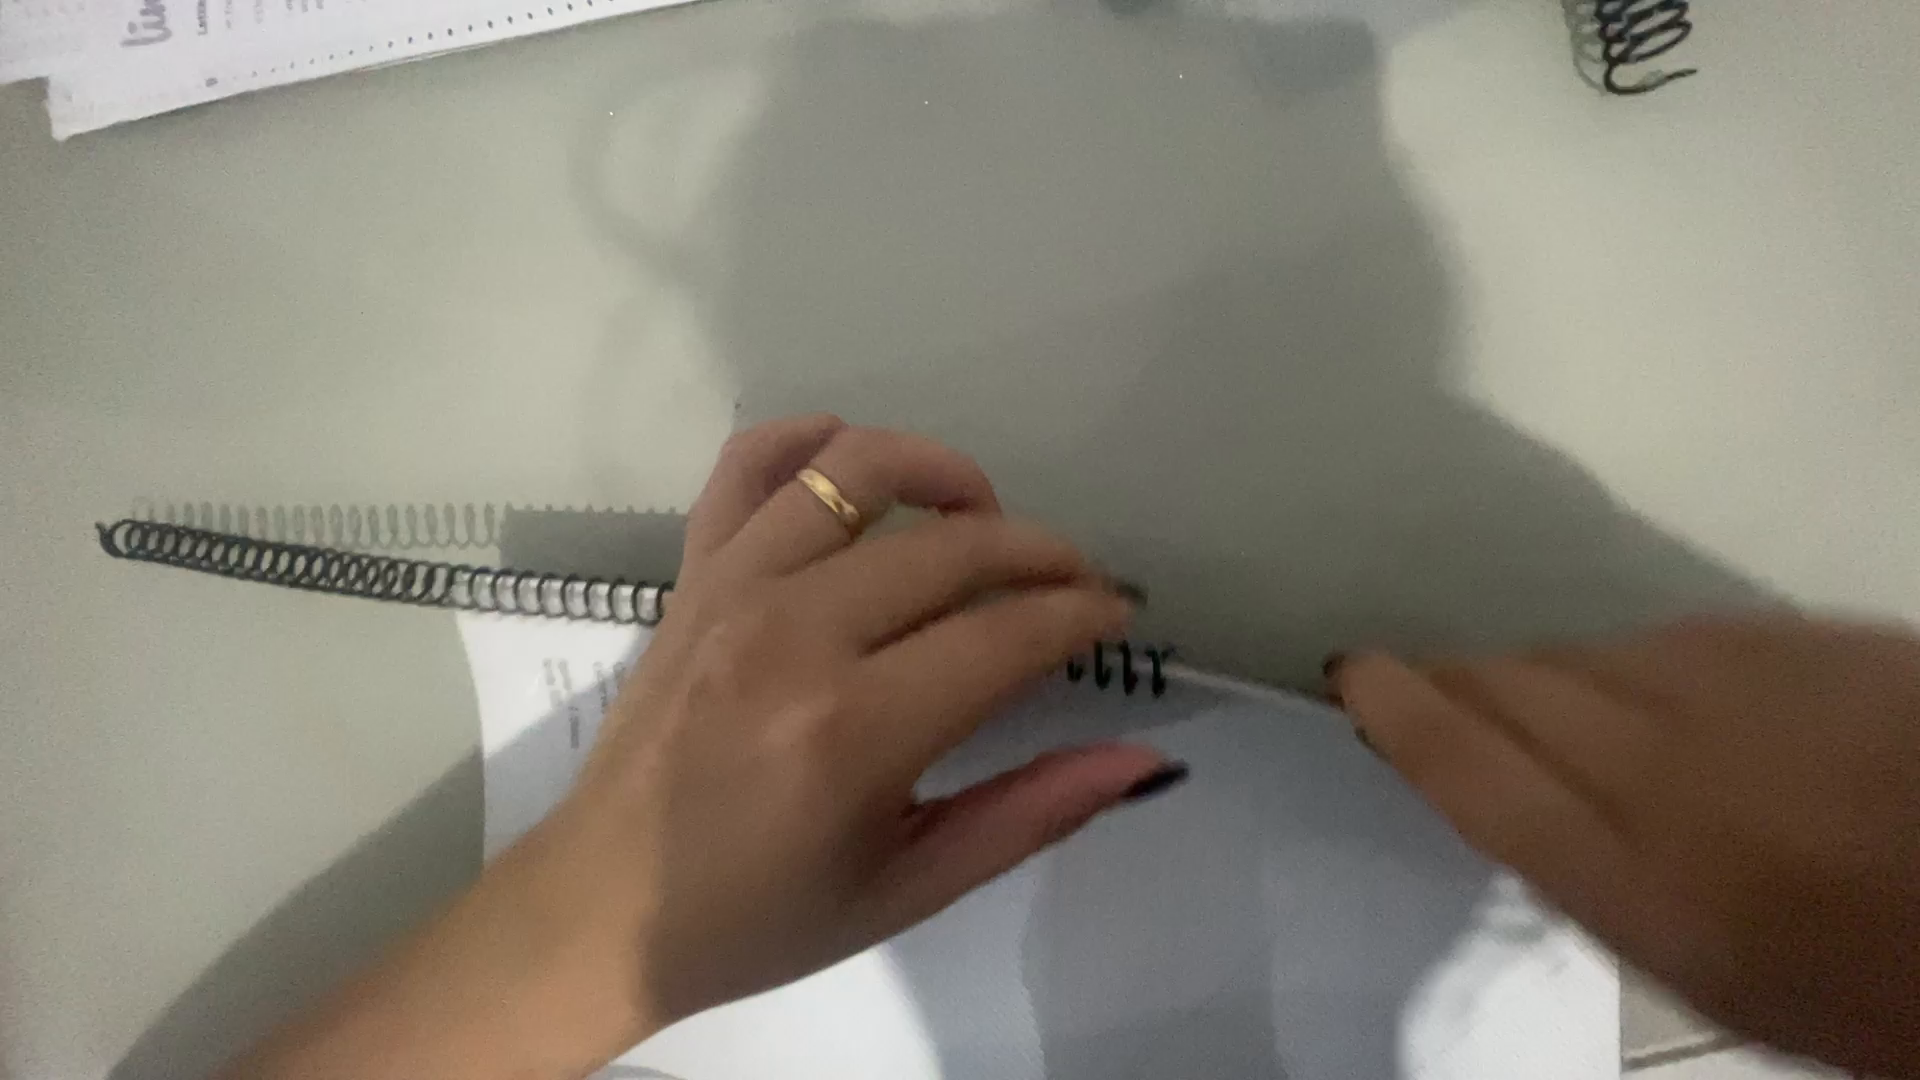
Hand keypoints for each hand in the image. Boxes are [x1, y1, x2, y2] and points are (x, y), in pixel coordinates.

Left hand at [225, 415, 1175, 1079]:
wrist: (603, 908)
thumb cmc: (763, 914)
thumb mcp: (911, 887)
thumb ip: (1032, 813)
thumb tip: (1143, 760)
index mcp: (851, 731)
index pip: (1005, 635)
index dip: (1079, 614)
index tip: (1112, 613)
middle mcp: (793, 634)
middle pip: (952, 546)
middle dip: (1040, 553)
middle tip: (1072, 581)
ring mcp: (733, 586)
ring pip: (860, 468)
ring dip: (945, 472)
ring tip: (983, 514)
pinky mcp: (693, 571)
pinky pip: (750, 463)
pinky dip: (812, 440)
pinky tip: (856, 463)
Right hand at [1329, 616, 1919, 1078]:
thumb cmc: (1862, 976)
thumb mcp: (1701, 964)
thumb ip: (1574, 863)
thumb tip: (1478, 773)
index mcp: (1634, 878)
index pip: (1461, 762)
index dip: (1391, 706)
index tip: (1349, 670)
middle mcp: (1664, 769)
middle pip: (1501, 688)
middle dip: (1452, 682)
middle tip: (1428, 688)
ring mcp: (1734, 690)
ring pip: (1571, 656)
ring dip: (1541, 678)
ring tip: (1571, 712)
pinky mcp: (1795, 638)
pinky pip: (1654, 636)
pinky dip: (1630, 664)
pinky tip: (1670, 697)